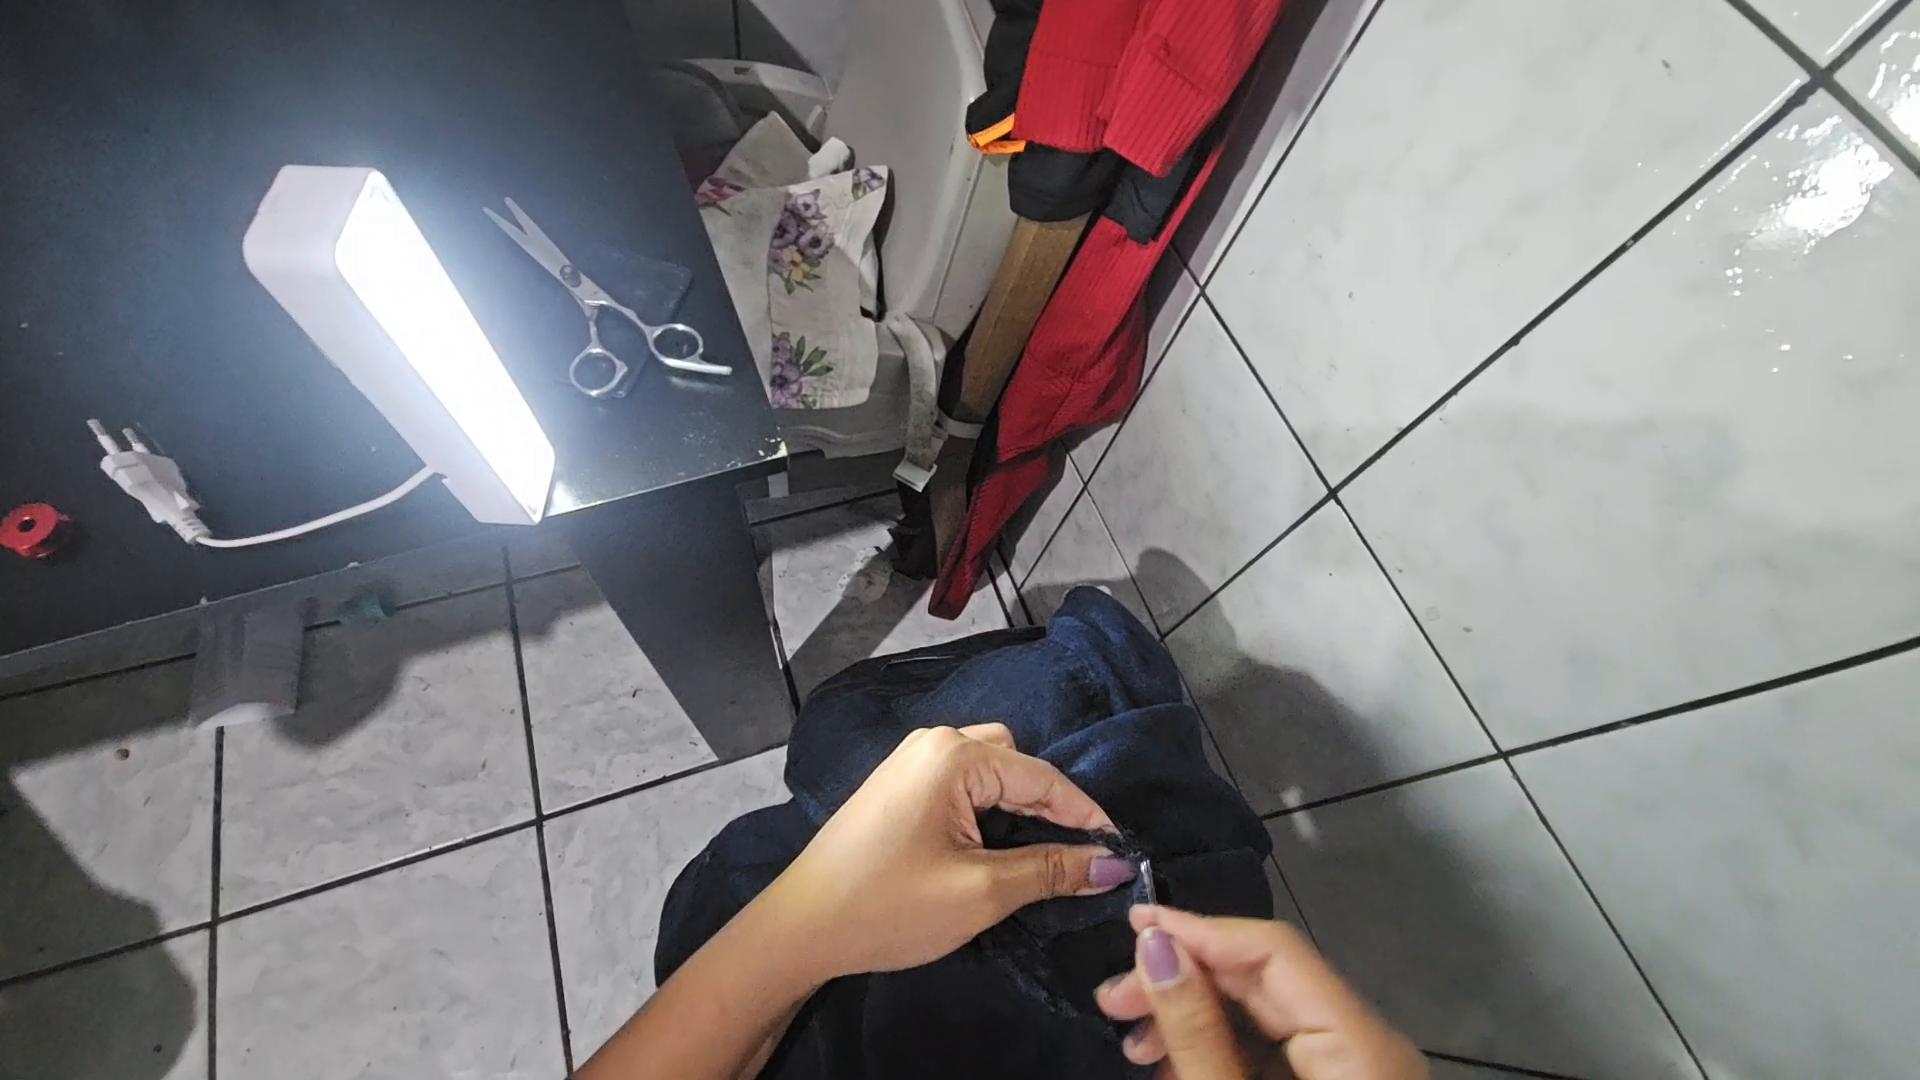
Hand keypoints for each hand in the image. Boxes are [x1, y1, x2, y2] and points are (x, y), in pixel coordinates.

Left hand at [760, 723, 1137, 981]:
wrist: (801, 925)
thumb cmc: (889, 906)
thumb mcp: (980, 891)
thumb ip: (1049, 870)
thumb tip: (1110, 863)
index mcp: (953, 756)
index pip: (1040, 776)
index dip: (1085, 813)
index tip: (1120, 848)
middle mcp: (934, 741)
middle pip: (1015, 761)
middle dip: (1048, 804)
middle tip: (1078, 853)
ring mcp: (912, 758)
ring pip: (989, 769)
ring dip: (1017, 803)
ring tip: (1039, 849)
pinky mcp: (901, 780)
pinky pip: (961, 779)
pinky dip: (987, 805)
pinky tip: (995, 839)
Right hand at [1096, 906, 1427, 1079]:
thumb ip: (1195, 1031)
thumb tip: (1154, 942)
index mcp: (1362, 1047)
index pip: (1273, 950)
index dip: (1200, 929)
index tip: (1132, 925)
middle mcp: (1368, 1047)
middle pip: (1265, 979)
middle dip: (1184, 979)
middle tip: (1113, 998)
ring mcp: (1355, 1074)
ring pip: (1263, 1015)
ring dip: (1192, 1018)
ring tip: (1133, 1044)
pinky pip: (1272, 1054)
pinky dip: (1217, 1052)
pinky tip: (1172, 1070)